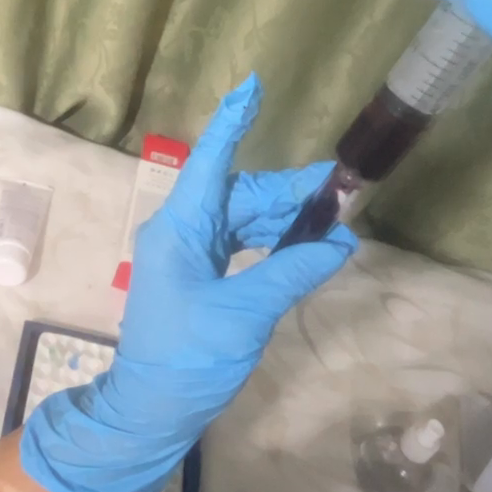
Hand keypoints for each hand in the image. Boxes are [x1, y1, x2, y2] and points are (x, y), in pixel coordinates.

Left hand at [19, 77, 357, 491]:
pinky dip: (269, 240)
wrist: (151, 406)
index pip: (209, 161)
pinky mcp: (197, 270)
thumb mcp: (245, 314)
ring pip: (240, 216)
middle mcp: (181, 228)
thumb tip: (340, 243)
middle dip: (285, 190)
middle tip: (338, 188)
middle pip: (236, 192)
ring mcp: (188, 249)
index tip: (252, 86)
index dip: (232, 122)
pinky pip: (237, 240)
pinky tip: (302, 245)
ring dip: (282, 217)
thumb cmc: (189, 357)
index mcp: (180, 226)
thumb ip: (291, 272)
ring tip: (331, 219)